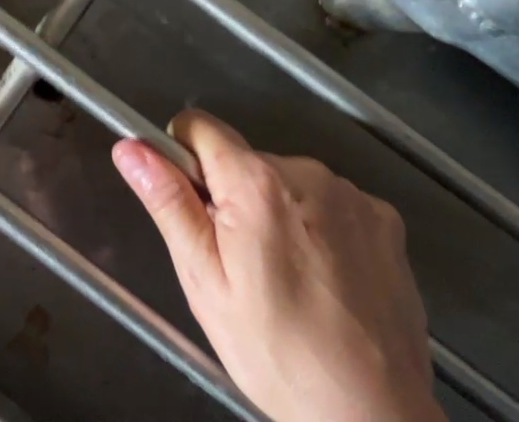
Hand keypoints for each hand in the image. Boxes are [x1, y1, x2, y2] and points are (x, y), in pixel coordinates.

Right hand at [112, 111, 443, 421]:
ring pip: (287, 183)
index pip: (199, 126)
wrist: (372, 414)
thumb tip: (130, 148)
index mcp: (257, 183)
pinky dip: (319, 227)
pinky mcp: (387, 223)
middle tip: (236, 262)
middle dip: (230, 196)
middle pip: (244, 160)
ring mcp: (355, 198)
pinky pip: (330, 204)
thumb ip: (168, 202)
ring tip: (283, 278)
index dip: (182, 158)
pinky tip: (323, 279)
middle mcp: (310, 173)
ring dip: (275, 212)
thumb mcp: (203, 279)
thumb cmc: (275, 350)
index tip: (191, 205)